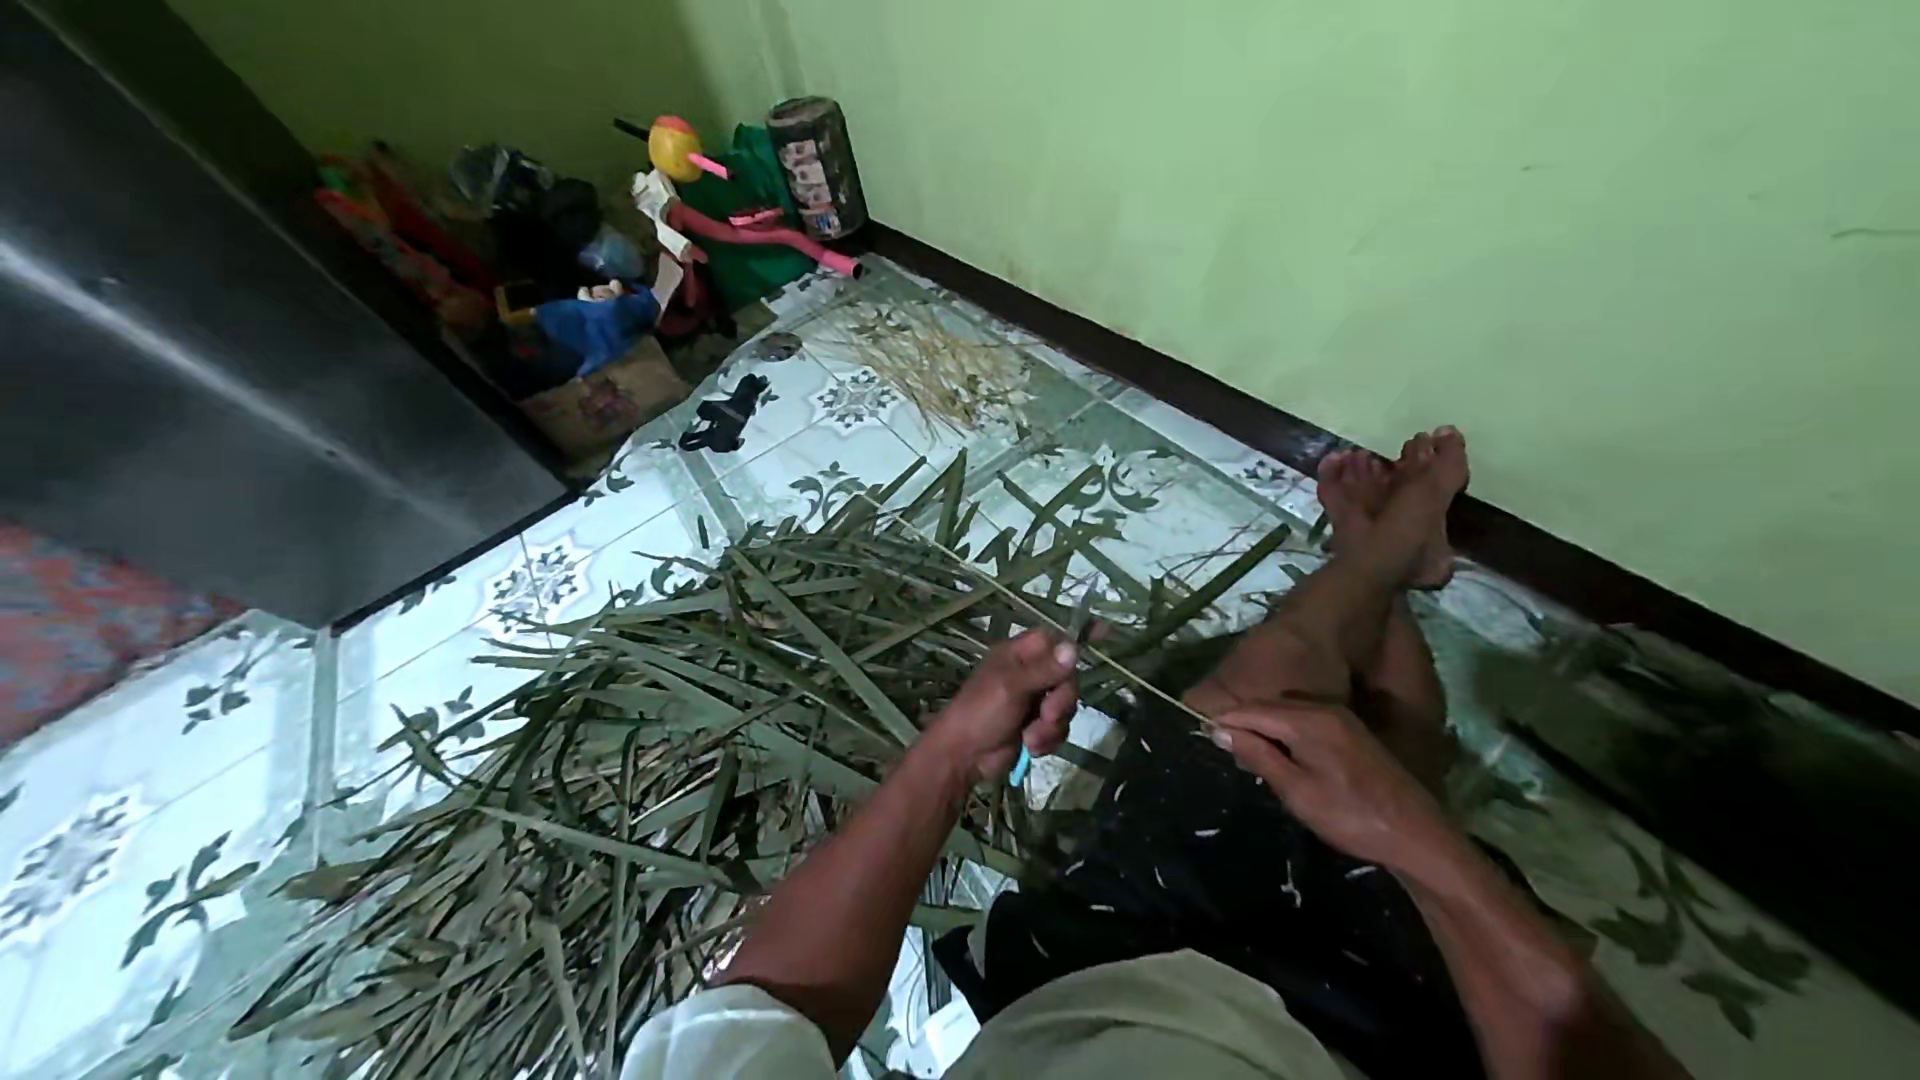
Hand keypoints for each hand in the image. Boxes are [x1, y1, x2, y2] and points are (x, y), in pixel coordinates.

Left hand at [920, 627, 1079, 785]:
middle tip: (1047, 715)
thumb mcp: (1011, 687)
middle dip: (1061, 701)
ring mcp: (1034, 699)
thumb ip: (1044, 669)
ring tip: (1032, 737)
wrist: (964, 757)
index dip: (1065, 654)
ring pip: (1065, 705)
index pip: (1053, 641)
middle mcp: (1030, 672)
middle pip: (1066, 676)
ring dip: (1052, 725)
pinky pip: (1060, 726)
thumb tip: (1073, 648)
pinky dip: (1049, 738)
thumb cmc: (981, 713)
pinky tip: (1032, 747)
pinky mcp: (1038, 724)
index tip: (1067, 673)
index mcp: (1018, 654)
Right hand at [1212, 702, 1460, 877]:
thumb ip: (1258, 755)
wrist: (1419, 837)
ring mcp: (1340, 718)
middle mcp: (1323, 709)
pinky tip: (1280, 755)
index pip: (1250, 709)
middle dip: (1242, 723)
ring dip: (1263, 727)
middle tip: (1222, 750)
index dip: (1223, 722)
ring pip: (1285, 712)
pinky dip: (1284, 731)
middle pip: (1267, 706)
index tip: (1201, 738)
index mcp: (1308, 720)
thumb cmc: (1351, 817)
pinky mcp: (1351, 731)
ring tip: (1246, 754)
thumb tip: (1219, 730)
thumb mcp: (1297, 790)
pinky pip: (1304, 719)